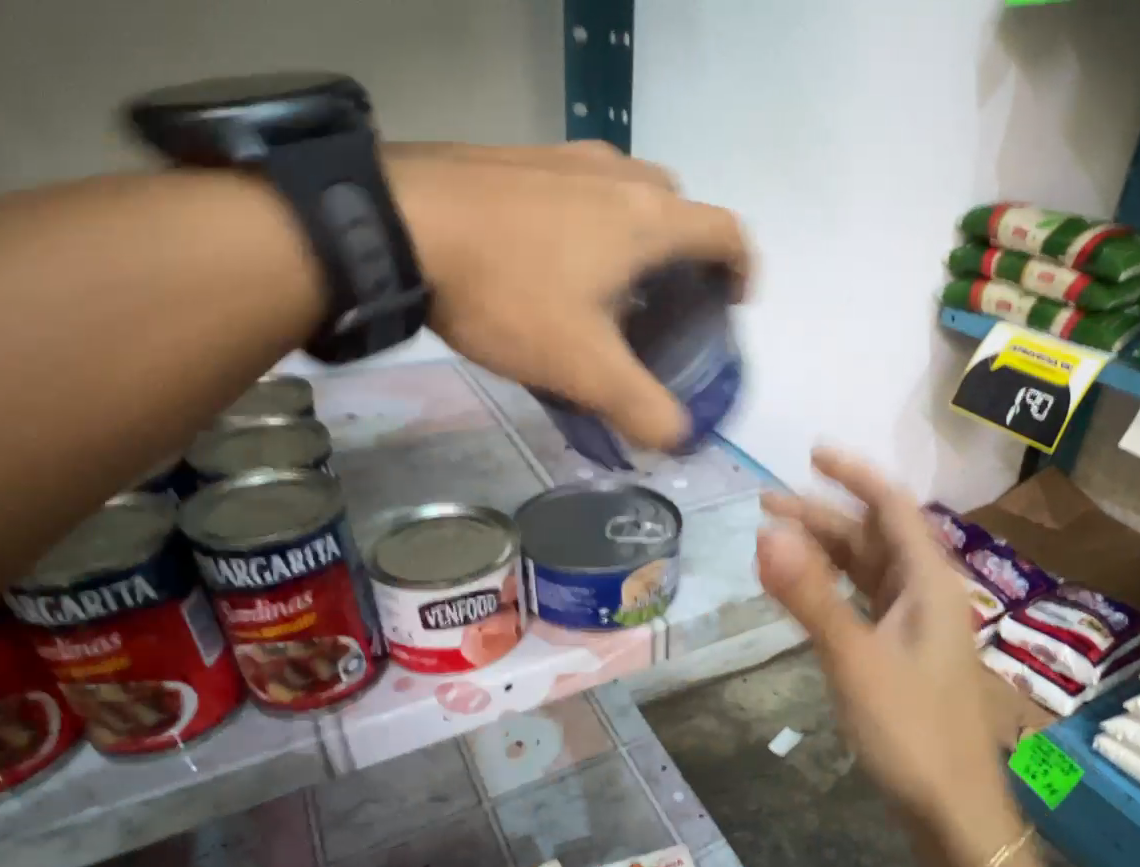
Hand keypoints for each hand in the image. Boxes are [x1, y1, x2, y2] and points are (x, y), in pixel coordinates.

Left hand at [383, 141, 750, 449]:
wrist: (395, 223)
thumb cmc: (509, 292)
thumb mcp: (582, 366)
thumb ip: (641, 407)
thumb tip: (679, 438)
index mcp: (650, 219)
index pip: (728, 232)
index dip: (744, 271)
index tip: (732, 306)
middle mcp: (618, 175)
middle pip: (678, 209)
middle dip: (686, 256)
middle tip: (665, 303)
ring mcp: (563, 158)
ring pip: (625, 194)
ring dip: (633, 236)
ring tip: (606, 285)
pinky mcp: (516, 156)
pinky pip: (575, 188)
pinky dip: (585, 221)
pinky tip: (546, 261)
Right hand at [759, 448, 1013, 839]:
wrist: (953, 810)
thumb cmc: (912, 731)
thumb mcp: (855, 660)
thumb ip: (810, 596)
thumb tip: (766, 532)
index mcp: (929, 582)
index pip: (892, 506)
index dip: (854, 475)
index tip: (811, 453)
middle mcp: (926, 594)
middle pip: (874, 536)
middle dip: (823, 514)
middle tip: (765, 504)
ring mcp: (916, 626)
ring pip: (868, 570)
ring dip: (825, 550)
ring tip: (774, 541)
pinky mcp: (902, 654)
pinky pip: (864, 602)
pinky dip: (831, 587)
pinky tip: (802, 591)